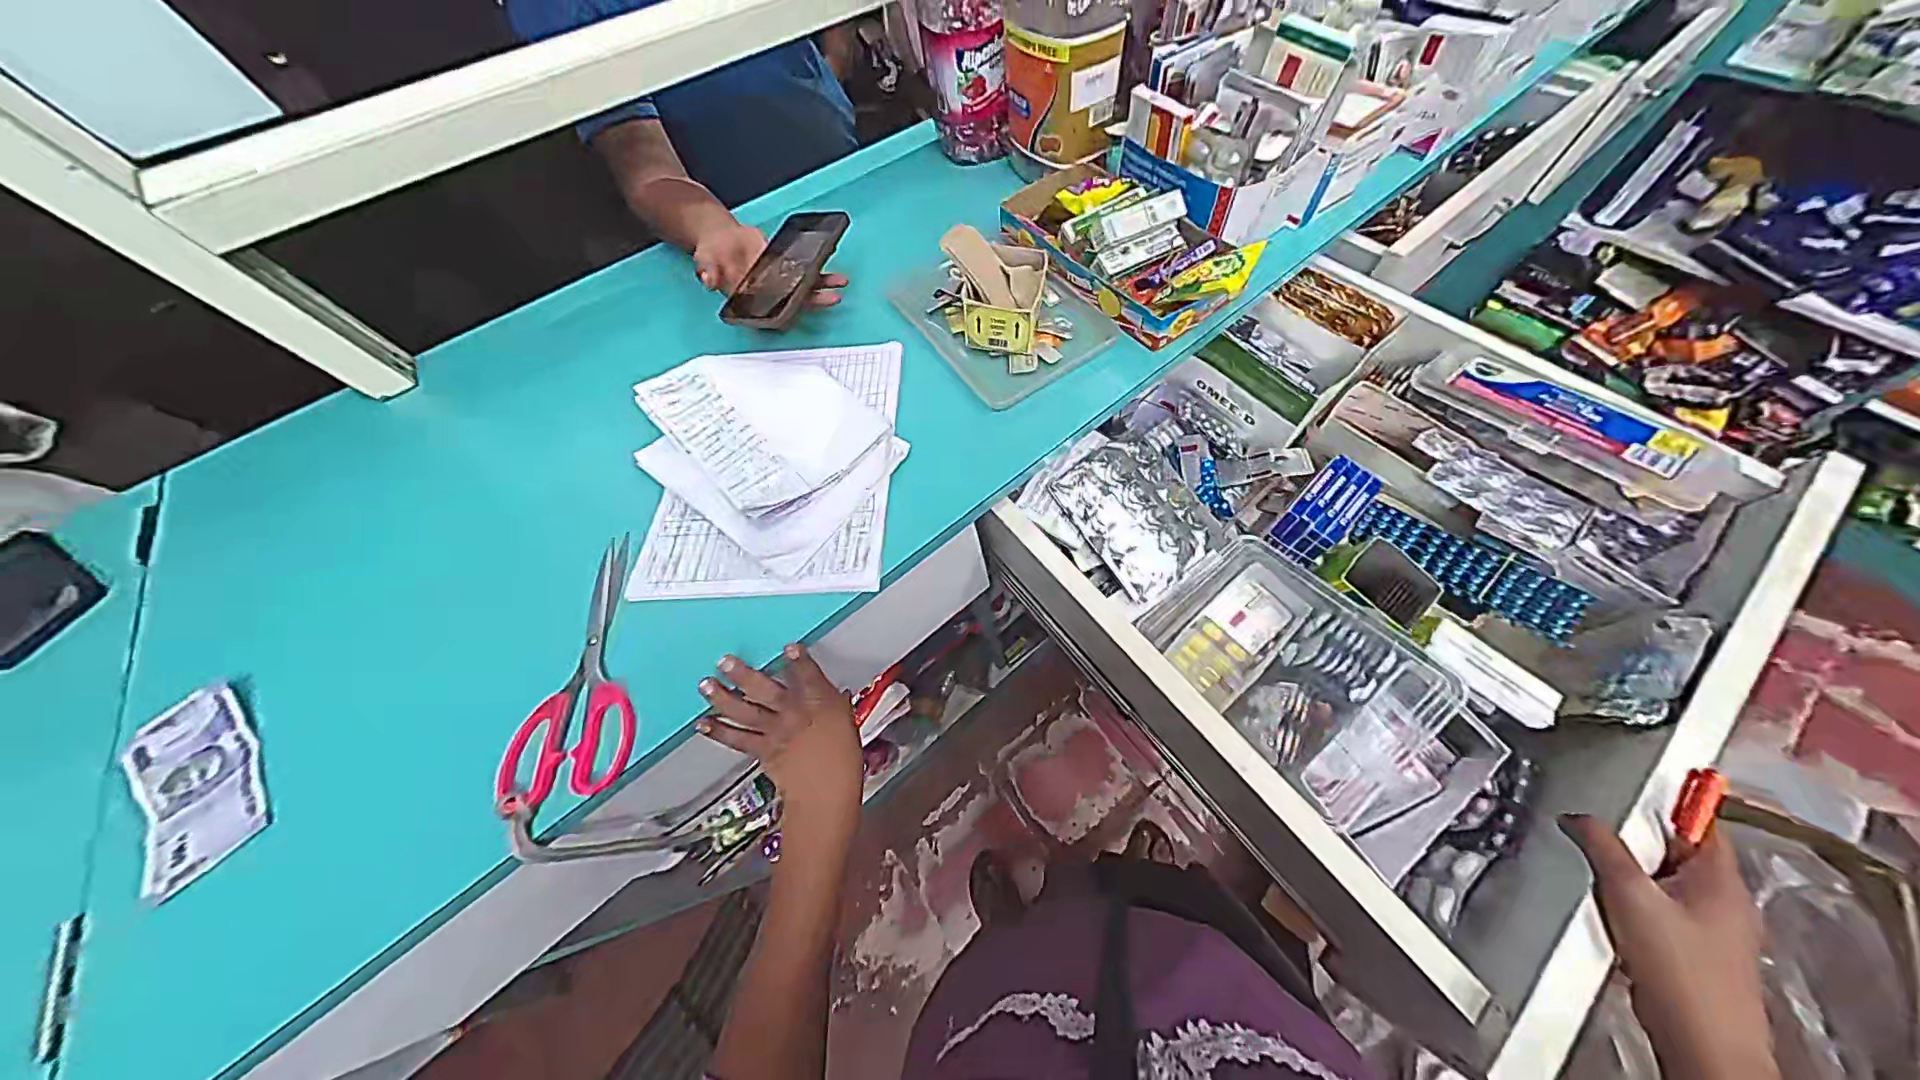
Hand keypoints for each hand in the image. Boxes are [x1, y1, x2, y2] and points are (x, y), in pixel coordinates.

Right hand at [691, 220, 847, 306]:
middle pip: (796, 299)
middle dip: (816, 300)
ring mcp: (779, 280)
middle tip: (833, 299)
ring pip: (805, 286)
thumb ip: (707, 272)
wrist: (719, 238)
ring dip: (823, 286)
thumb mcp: (705, 261)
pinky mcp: (784, 266)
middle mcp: (770, 292)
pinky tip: (830, 266)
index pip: (774, 308)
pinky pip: (804, 269)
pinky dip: (817, 269)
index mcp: (753, 297)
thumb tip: (708, 281)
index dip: (789, 309)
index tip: (802, 308)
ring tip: (840, 283)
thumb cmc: (711, 254)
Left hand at [698, 644, 861, 840]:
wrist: (827, 793)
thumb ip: (835, 705)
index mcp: (820, 702)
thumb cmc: (843, 760)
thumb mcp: (846, 722)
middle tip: (725, 661)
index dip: (798, 658)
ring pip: (745, 710)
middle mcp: (794, 712)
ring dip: (722, 697)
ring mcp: (775, 731)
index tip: (789, 647)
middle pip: (764, 688)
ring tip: (706, 685)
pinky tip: (704, 723)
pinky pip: (737, 739)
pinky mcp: (763, 750)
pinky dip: (719, 731)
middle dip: (742, 673)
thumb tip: (835, 695)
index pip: (807, 673)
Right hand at [1561, 815, 1778, 1079]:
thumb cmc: (1675, 964)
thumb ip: (1602, 847)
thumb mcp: (1628, 892)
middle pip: (1675, 851)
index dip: (1680, 801)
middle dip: (1635, 838)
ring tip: (1598, 868)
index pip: (1704, 826)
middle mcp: (1724, 903)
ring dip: (1628, 870)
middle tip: (1600, 828)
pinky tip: (1607, 904)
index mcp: (1722, 884)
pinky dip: (1629, 896)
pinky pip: (1655, 905)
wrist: (1697, 1036)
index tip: (1657, 780)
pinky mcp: (1688, 947)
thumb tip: (1577, 817)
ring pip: (1661, 879)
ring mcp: (1709, 928)